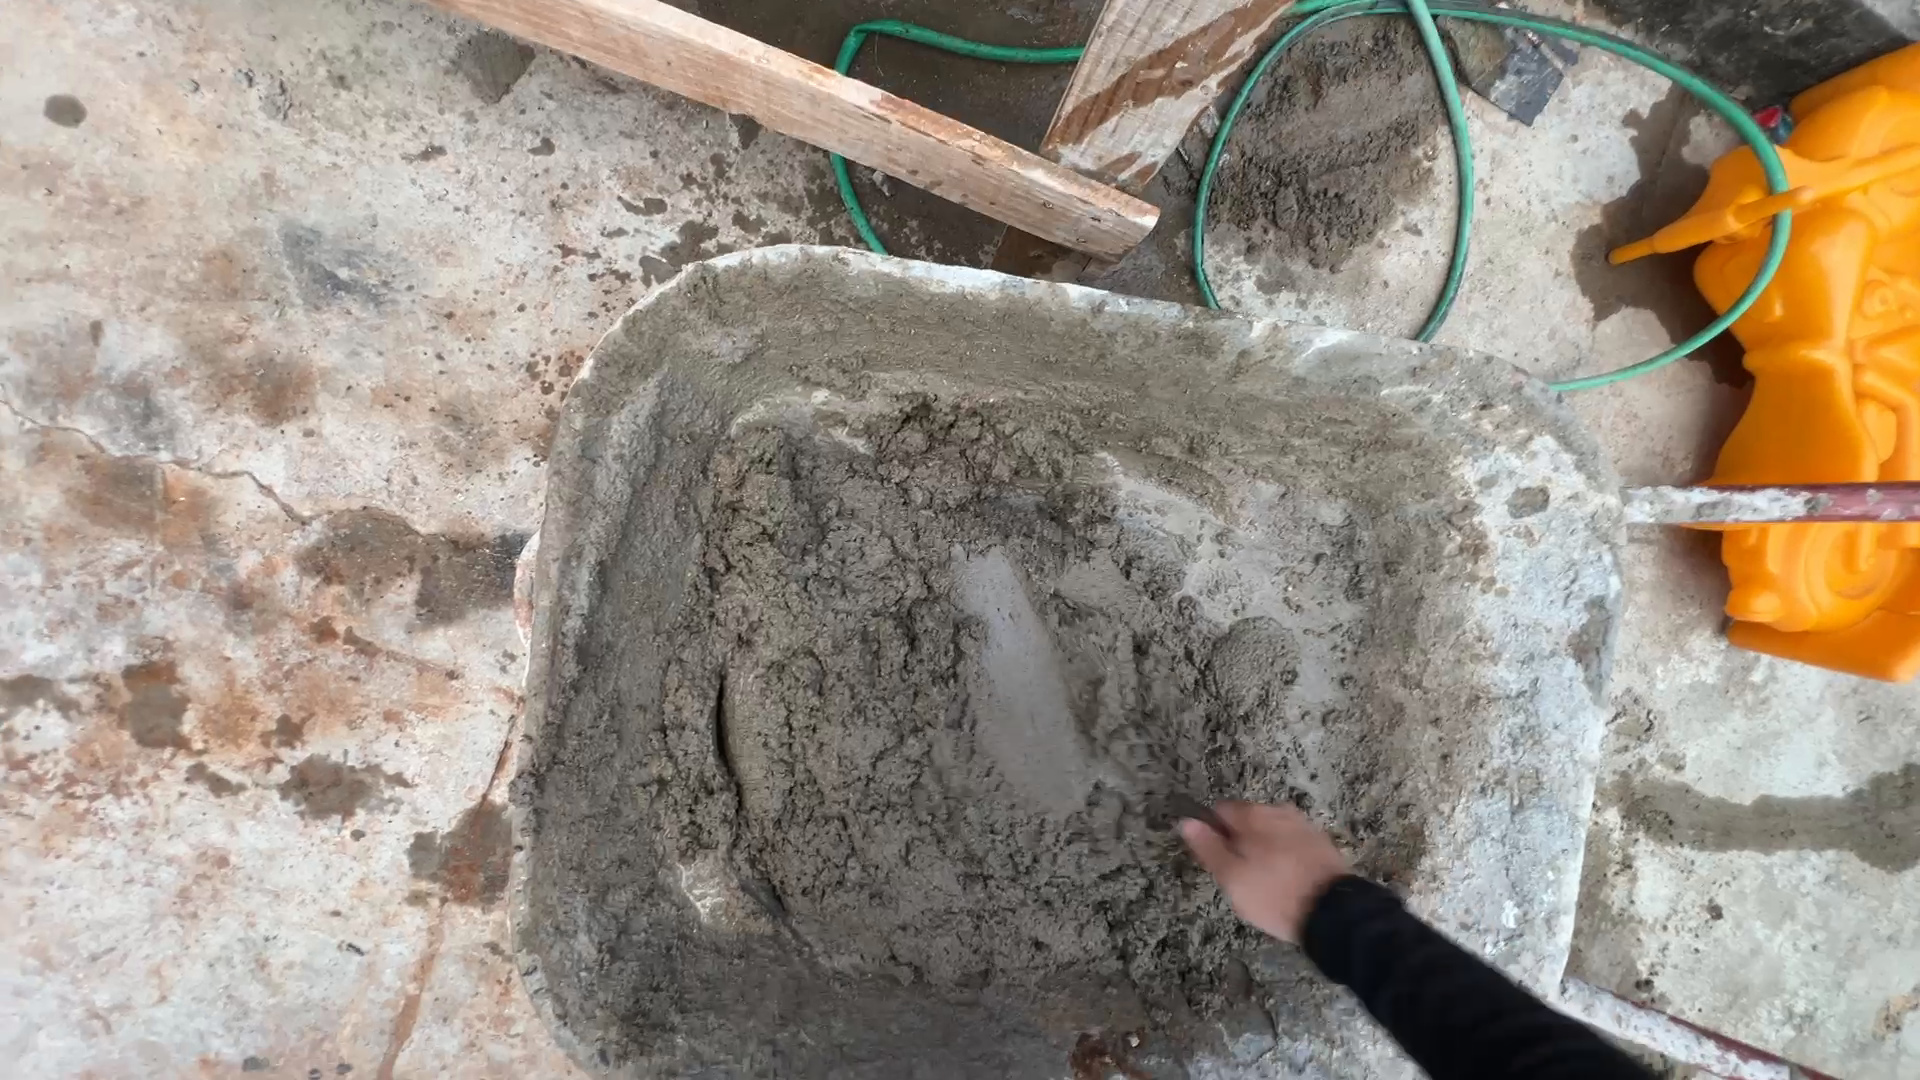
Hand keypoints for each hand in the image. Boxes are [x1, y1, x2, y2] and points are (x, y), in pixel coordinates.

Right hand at [1179, 801, 1349, 943]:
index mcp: (1251, 814)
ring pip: (1270, 832)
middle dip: (1240, 841)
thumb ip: (1207, 846)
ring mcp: (1303, 825)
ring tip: (1268, 882)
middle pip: (1246, 820)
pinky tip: (1290, 881)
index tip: (1220, 862)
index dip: (1213, 835)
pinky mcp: (1322, 844)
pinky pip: (1292, 844)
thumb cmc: (1275, 894)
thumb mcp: (1231, 876)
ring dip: (1265, 848)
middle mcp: (1277, 810)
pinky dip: (1287, 856)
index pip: (1218, 811)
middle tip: (1243, 877)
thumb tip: (1186, 821)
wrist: (1338, 915)